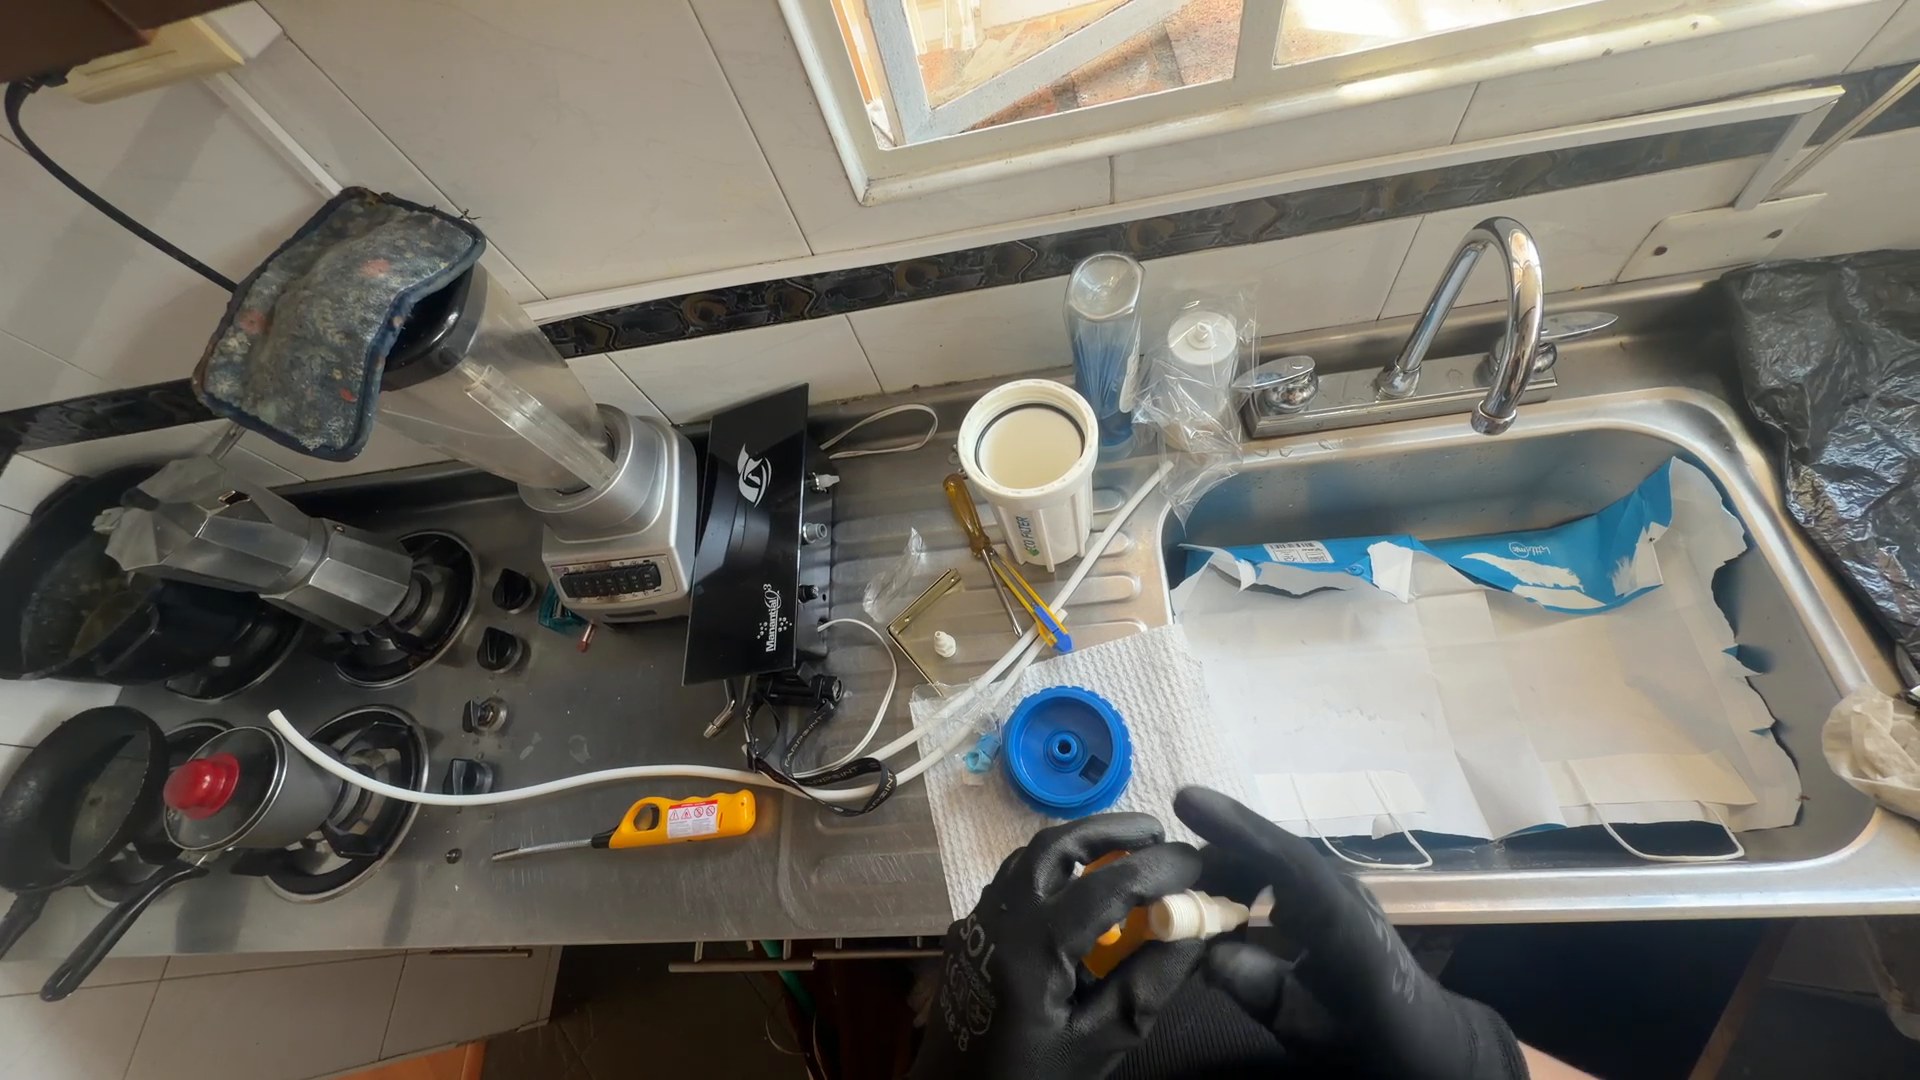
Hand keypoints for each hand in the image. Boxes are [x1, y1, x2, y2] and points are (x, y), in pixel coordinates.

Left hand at [912, 813, 1203, 1079]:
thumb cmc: (1030, 1079)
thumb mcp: (1098, 1045)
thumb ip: (1147, 986)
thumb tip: (1195, 932)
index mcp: (1036, 946)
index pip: (1109, 886)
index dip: (1159, 868)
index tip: (1196, 862)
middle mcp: (1001, 914)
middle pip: (1057, 845)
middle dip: (1110, 830)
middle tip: (1155, 832)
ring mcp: (978, 914)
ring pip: (1029, 855)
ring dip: (1077, 844)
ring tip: (1122, 850)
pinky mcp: (968, 924)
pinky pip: (1013, 878)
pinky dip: (1050, 867)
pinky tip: (1075, 885)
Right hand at [1174, 786, 1526, 1079]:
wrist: (1428, 1046)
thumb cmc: (1369, 1040)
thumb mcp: (1303, 1026)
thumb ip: (1250, 984)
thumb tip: (1199, 948)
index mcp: (1340, 923)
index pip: (1286, 858)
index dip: (1235, 825)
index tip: (1185, 799)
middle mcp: (1338, 890)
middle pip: (1267, 850)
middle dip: (1214, 854)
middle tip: (1169, 878)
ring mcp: (1334, 887)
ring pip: (1267, 856)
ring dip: (1226, 869)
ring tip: (1193, 900)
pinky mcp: (1325, 893)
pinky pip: (1275, 871)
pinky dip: (1242, 881)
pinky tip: (1224, 909)